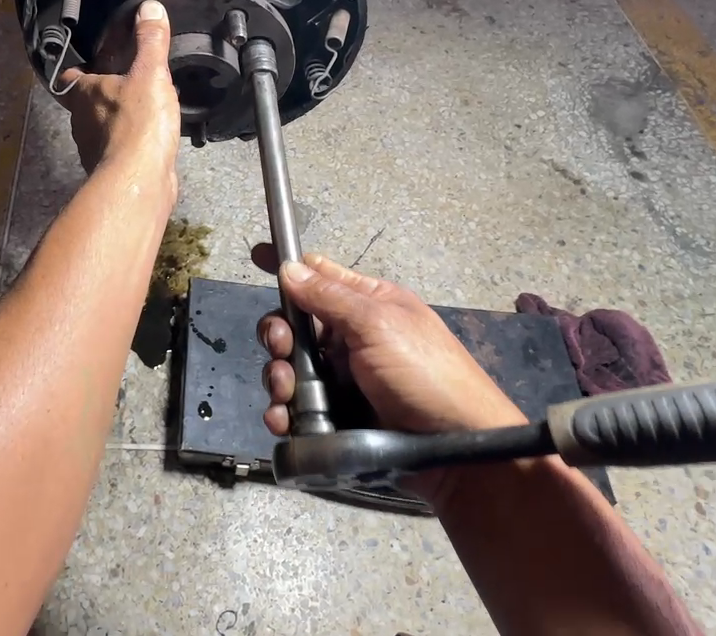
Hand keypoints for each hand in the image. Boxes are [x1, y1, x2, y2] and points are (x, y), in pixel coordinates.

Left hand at [55, 0, 180, 188]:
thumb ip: (151, 41)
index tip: (93, 62)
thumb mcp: (150, 74)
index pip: (70, 77)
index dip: (79, 69)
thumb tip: (150, 7)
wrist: (139, 182)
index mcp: (83, 94)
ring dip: (117, 118)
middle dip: (103, 93)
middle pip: (86, 102)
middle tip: (127, 81)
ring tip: (142, 108)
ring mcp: (93, 148)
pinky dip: (129, 142)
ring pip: (101, 127)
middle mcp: (81, 121)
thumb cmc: (138, 124)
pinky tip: (149, 138)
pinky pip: (118, 149)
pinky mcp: (110, 169)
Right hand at [253, 247, 525, 438]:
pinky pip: (297, 409)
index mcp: (367, 304)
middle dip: (278, 335)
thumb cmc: (425, 375)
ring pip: (290, 368)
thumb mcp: (378, 324)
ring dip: (278, 378)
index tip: (256, 258)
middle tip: (282, 349)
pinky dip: (284, 413)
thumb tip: (289, 268)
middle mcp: (350, 338)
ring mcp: (343, 380)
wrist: (459, 456)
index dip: (289, 268)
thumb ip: (328, 296)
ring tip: (286, 394)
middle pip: (294, 325)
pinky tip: (283, 421)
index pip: (320, 274)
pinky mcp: (337, 418)